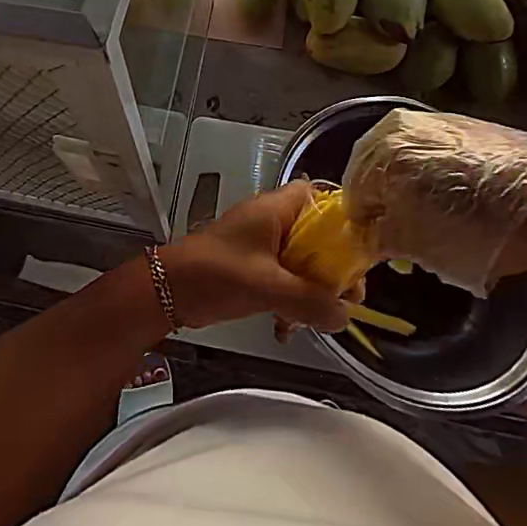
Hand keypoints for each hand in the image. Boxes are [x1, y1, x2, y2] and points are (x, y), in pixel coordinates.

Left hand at [158, 182, 352, 332]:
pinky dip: (291, 299)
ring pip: (303, 261)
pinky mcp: (252, 267)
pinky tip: (287, 326)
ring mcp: (261, 245)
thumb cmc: (216, 273)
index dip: (344, 223)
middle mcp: (271, 221)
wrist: (168, 291)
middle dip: (333, 267)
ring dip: (312, 289)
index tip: (358, 254)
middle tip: (346, 295)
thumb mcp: (268, 287)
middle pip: (318, 235)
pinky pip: (285, 279)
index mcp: (276, 209)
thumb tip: (345, 314)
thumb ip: (311, 300)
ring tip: (320, 316)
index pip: (322, 199)